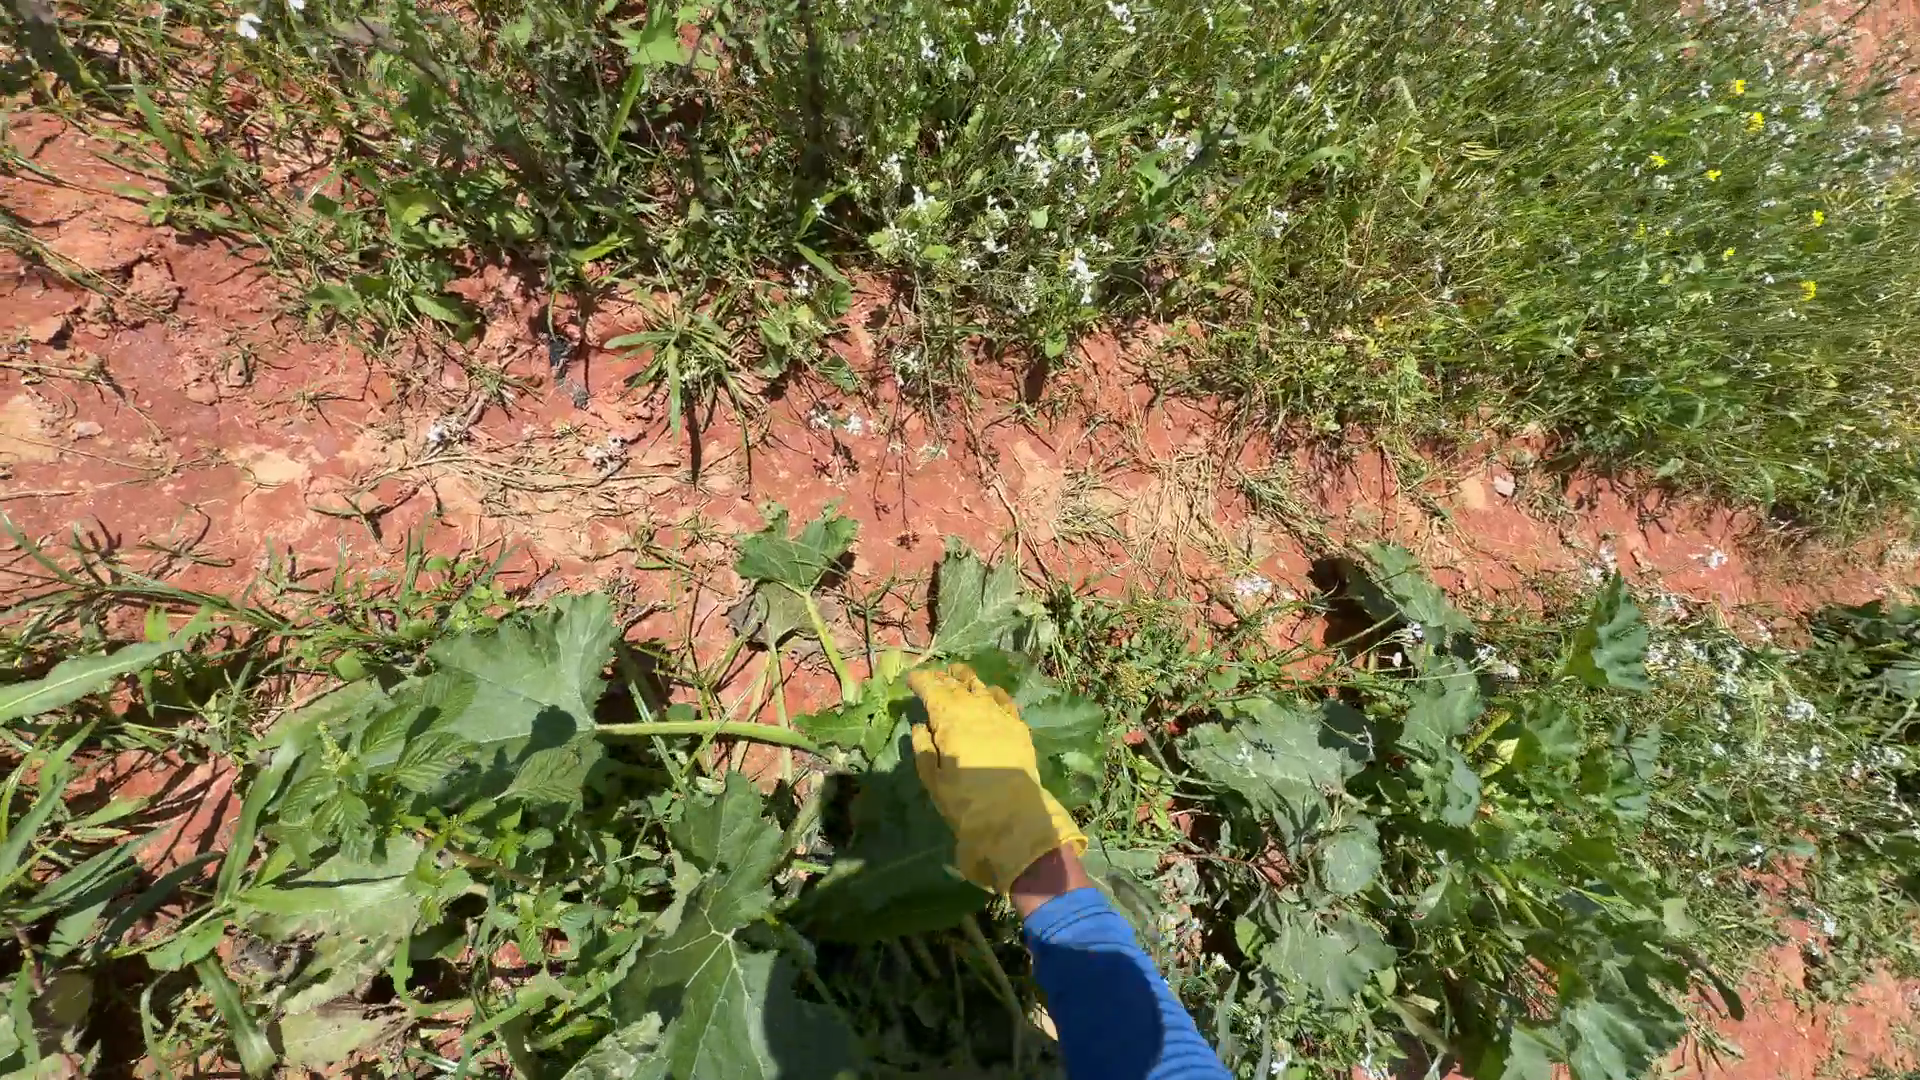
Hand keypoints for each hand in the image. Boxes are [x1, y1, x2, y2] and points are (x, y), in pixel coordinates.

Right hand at [906, 663, 1086, 893]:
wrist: (1012, 814)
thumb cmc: (965, 800)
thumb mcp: (933, 779)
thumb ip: (923, 748)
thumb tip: (920, 726)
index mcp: (948, 717)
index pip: (931, 689)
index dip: (920, 681)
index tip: (911, 678)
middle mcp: (974, 707)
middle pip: (955, 684)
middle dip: (942, 678)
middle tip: (932, 675)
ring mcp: (999, 714)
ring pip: (980, 686)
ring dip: (966, 678)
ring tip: (957, 672)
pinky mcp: (1018, 725)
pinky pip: (1003, 700)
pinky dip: (993, 692)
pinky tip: (990, 692)